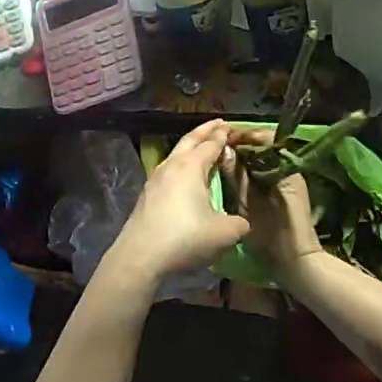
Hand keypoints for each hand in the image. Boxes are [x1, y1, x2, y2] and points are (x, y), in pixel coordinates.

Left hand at [103, 120, 249, 286]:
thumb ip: (239, 223)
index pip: (211, 143)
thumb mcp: (225, 233)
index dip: (224, 135)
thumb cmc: (185, 238)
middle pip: (189, 140)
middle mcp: (171, 166)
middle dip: (205, 130)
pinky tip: (183, 176)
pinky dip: (180, 165)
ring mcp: (155, 180)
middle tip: (219, 125)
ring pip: (175, 155)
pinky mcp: (146, 196)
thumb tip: (241, 221)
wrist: (141, 256)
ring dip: (190, 147)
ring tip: (201, 147)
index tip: (232, 128)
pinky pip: (168, 171)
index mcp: (191, 166)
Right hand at [226, 128, 321, 281]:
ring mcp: (289, 179)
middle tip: (217, 148)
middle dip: (241, 145)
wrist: (296, 261)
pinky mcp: (286, 189)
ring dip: (244, 156)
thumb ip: (236, 175)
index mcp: (284, 168)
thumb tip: (225, 151)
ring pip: (264, 158)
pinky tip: (234, 174)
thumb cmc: (272, 234)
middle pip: (264, 146)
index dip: (241, 136)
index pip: (263, 138)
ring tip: (221, 159)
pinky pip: (266, 171)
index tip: (220, 139)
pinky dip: (250, 169)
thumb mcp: (248, 204)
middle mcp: (289, 168)